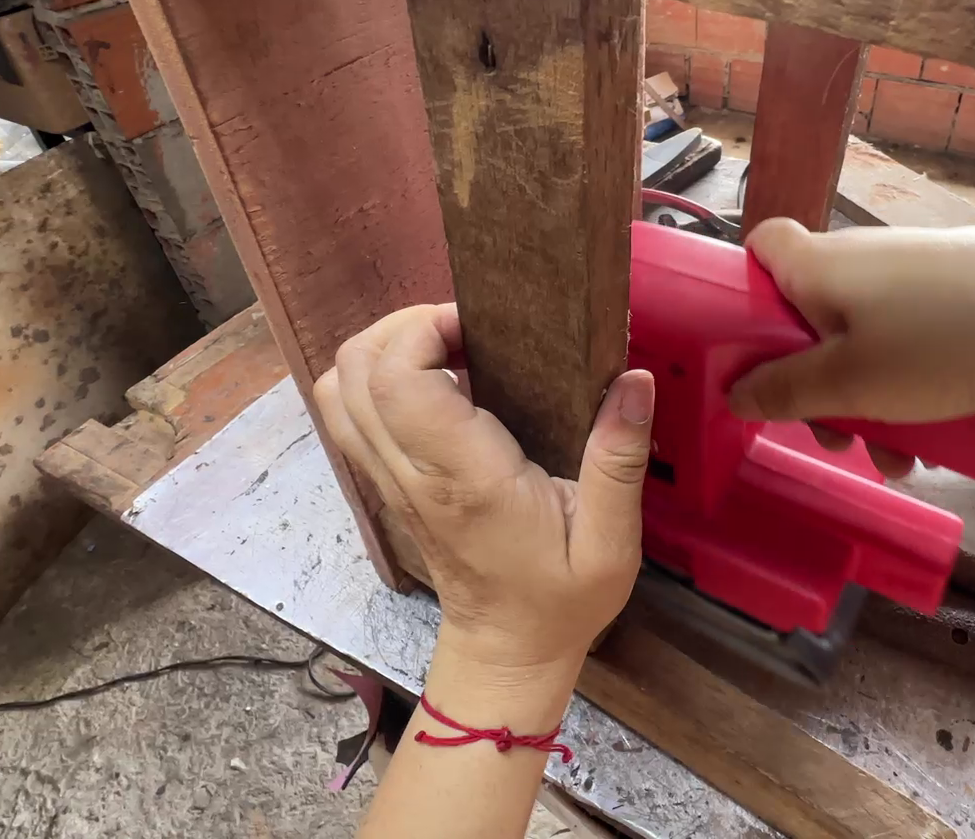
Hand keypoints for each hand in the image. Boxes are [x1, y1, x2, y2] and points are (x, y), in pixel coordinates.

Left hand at [313, 304, 654, 677]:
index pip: (398, 381)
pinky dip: (377, 378)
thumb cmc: (560, 598)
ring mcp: (387, 477)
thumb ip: (620, 461)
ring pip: (339, 388)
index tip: (480, 323)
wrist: (505, 652)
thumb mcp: (611, 541)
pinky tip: (435, 381)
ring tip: (448, 348)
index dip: (424, 329)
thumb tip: (635, 380)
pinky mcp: (384, 481)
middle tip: (468, 328)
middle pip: (356, 370)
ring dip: (385, 349)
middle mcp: (410, 471)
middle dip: (404, 326)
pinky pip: (350, 412)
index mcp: (464, 477)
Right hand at [728, 219, 974, 469]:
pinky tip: (934, 436)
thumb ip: (785, 391)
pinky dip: (910, 386)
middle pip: (812, 314)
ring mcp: (918, 276)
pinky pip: (913, 342)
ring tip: (894, 455)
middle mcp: (864, 259)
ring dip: (866, 400)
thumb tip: (734, 393)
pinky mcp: (963, 296)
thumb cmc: (943, 343)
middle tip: (830, 432)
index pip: (762, 246)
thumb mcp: (853, 383)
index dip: (747, 289)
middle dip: (813, 380)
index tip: (755, 345)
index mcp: (822, 264)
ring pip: (866, 339)